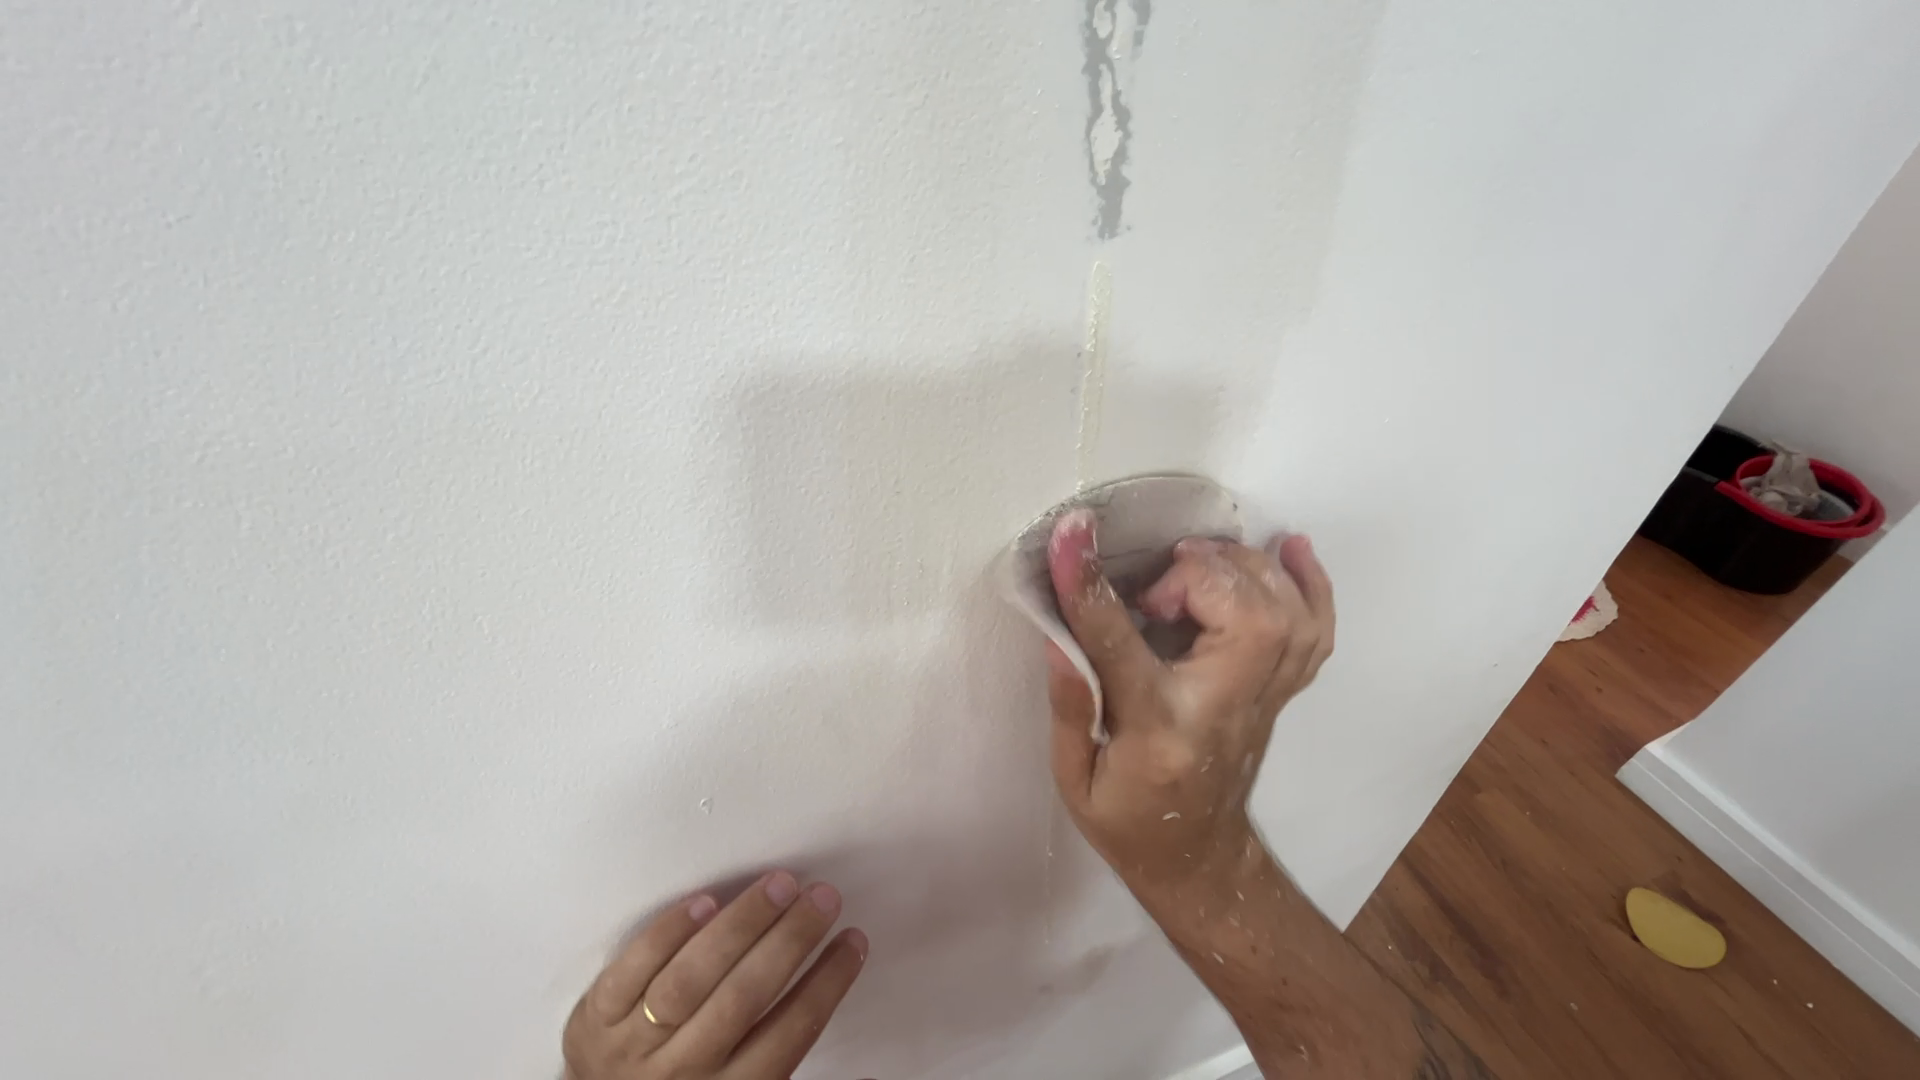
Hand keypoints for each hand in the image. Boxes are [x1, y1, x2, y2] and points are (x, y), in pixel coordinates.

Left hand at [563, 871, 867, 1079]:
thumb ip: (775, 1050)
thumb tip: (851, 1025)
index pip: (789, 1036)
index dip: (827, 984)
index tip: (854, 938)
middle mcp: (681, 1075)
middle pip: (742, 1000)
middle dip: (790, 941)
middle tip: (823, 896)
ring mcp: (632, 1045)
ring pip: (689, 980)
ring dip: (742, 925)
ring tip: (780, 884)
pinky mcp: (593, 1017)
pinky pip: (631, 971)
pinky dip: (669, 934)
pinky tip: (707, 901)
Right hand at [1044, 510, 1334, 890]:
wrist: (1199, 861)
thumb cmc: (1124, 822)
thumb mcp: (1074, 778)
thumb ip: (1070, 705)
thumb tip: (1057, 632)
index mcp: (1157, 731)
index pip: (1120, 644)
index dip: (1090, 583)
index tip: (1072, 529)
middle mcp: (1223, 709)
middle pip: (1248, 621)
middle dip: (1200, 575)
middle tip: (1156, 587)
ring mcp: (1264, 700)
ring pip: (1288, 616)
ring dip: (1242, 570)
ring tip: (1195, 567)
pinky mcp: (1282, 693)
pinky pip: (1317, 631)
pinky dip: (1309, 583)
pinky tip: (1288, 549)